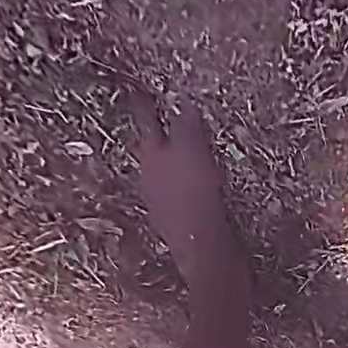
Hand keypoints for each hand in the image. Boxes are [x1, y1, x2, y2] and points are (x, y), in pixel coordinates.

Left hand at [133, 95, 235, 286]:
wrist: (208, 256)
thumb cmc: (199, 201)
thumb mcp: (195, 154)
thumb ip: (186, 127)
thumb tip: (180, 99)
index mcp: (153, 157)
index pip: (148, 121)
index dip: (146, 105)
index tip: (140, 91)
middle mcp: (151, 180)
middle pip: (153, 151)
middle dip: (159, 138)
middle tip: (166, 124)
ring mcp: (164, 206)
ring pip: (165, 177)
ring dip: (174, 167)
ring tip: (187, 158)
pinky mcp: (182, 227)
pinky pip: (182, 200)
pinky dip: (188, 191)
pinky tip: (200, 193)